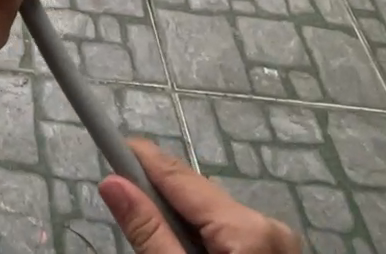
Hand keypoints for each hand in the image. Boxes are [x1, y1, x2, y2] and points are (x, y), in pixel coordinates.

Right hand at [100, 140, 300, 253]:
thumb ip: (151, 234)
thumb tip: (111, 182)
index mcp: (248, 228)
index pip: (177, 174)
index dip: (138, 158)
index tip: (103, 143)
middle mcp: (270, 225)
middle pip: (193, 195)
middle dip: (160, 203)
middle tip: (132, 228)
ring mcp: (281, 243)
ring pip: (210, 217)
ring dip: (181, 226)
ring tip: (163, 250)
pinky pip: (229, 235)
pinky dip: (203, 242)